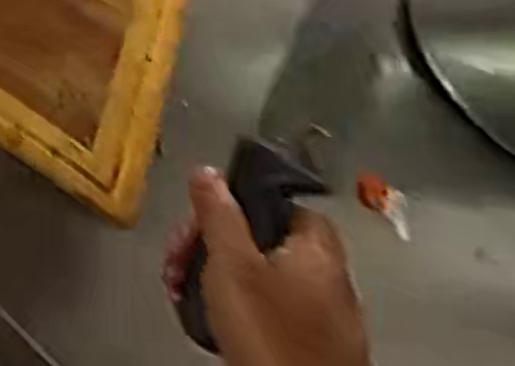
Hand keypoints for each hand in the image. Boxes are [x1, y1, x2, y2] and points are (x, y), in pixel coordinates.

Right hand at [163, 167, 369, 365]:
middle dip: (213, 239)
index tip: (213, 208)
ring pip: (258, 270)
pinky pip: (265, 302)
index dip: (253, 202)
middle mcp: (330, 285)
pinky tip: (205, 307)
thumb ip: (218, 214)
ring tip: (184, 281)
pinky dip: (231, 297)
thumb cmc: (266, 330)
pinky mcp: (309, 342)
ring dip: (213, 268)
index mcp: (319, 259)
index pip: (296, 209)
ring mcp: (323, 318)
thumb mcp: (229, 260)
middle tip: (184, 249)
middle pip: (266, 239)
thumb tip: (209, 173)